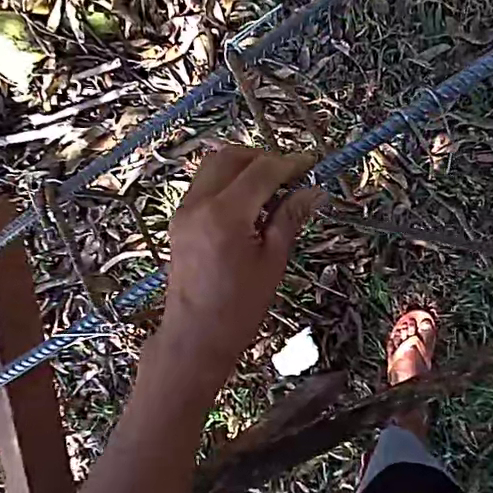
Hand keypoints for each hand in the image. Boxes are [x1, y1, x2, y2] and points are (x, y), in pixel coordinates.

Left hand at [156, 144, 322, 378]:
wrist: (195, 336)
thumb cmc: (237, 308)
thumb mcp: (272, 261)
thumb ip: (289, 218)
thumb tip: (313, 192)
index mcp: (225, 215)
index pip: (262, 171)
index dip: (290, 164)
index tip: (311, 166)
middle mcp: (199, 205)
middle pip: (232, 156)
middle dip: (264, 159)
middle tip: (292, 176)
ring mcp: (184, 211)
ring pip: (214, 167)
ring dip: (244, 168)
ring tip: (272, 190)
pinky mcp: (179, 221)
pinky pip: (204, 186)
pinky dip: (228, 183)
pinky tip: (249, 206)